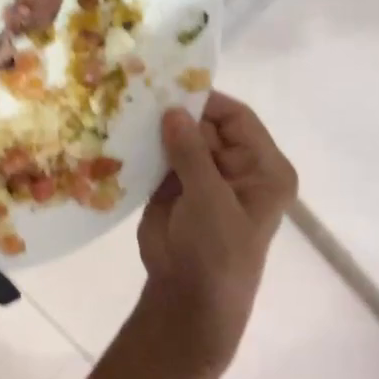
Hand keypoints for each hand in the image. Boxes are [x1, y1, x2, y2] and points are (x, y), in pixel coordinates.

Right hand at [135, 91, 298, 373]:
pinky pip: (157, 157)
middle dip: (173, 112)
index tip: (167, 86)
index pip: (236, 118)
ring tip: (119, 109)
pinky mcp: (171, 187)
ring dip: (153, 128)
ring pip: (177, 140)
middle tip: (134, 93)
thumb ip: (191, 154)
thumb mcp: (210, 199)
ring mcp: (200, 176)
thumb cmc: (218, 249)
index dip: (205, 101)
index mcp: (262, 168)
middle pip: (203, 125)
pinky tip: (116, 134)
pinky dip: (140, 147)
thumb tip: (172, 110)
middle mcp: (234, 166)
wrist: (190, 293)